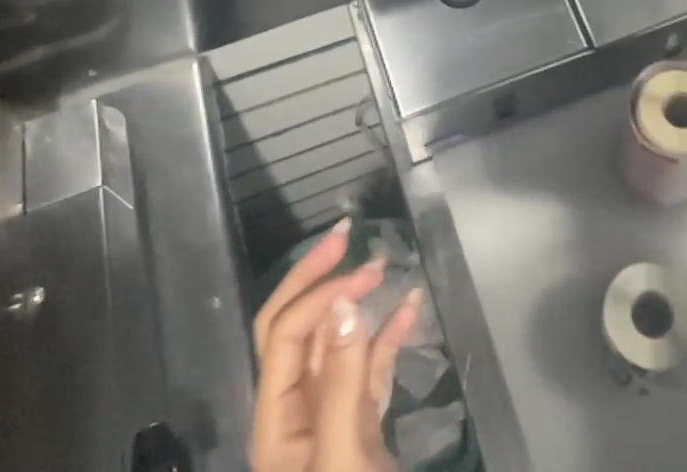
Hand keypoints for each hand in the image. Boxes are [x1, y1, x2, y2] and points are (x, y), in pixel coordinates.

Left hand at [251, 219, 422, 471]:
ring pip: (338, 344)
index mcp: (276, 421)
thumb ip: (343, 383)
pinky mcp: (361, 428)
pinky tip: (410, 309)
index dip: (319, 296)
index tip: (364, 276)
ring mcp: (329, 418)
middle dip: (318, 281)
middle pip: (296, 329)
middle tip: (349, 236)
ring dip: (358, 302)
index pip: (285, 335)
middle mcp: (295, 412)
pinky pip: (371, 370)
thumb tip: (344, 304)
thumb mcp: (343, 459)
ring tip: (385, 265)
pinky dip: (388, 336)